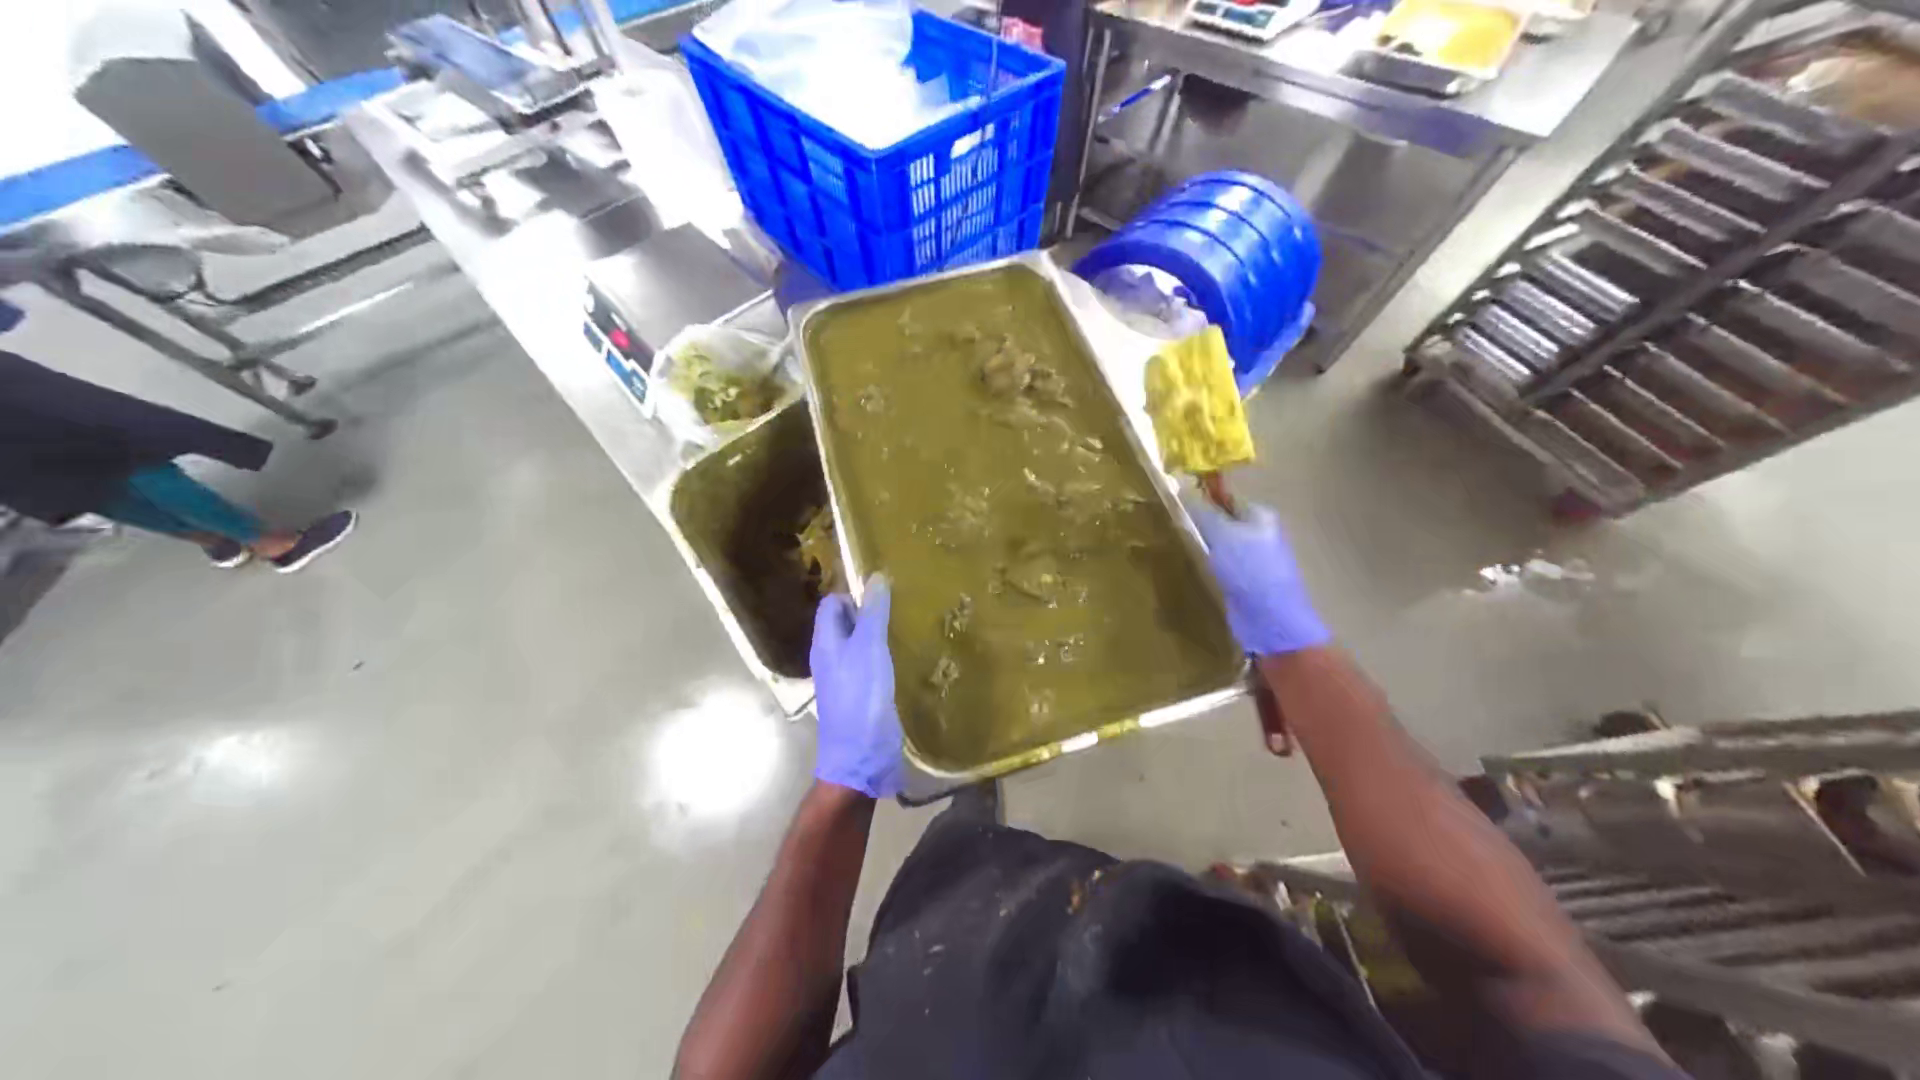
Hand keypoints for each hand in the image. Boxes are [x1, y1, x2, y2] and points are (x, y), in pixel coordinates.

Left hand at [809, 574, 904, 797]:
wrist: (861, 760)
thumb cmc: (861, 700)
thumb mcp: (869, 650)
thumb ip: (873, 614)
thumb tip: (876, 576)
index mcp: (826, 643)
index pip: (831, 604)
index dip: (853, 592)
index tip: (883, 588)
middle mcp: (832, 658)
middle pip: (847, 623)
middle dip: (870, 610)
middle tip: (902, 603)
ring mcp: (847, 679)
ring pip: (861, 645)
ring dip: (880, 634)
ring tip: (909, 624)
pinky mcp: (864, 697)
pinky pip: (872, 666)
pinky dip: (886, 656)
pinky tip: (907, 656)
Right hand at [1184, 497, 1329, 655]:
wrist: (1271, 619)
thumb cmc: (1248, 569)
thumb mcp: (1222, 534)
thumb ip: (1203, 511)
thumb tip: (1183, 487)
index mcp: (1261, 516)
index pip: (1228, 497)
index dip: (1203, 497)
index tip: (1176, 501)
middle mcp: (1261, 533)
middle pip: (1224, 520)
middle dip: (1202, 522)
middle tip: (1175, 523)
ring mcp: (1255, 559)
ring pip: (1222, 543)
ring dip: (1205, 544)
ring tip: (1182, 543)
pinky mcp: (1247, 581)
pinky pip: (1223, 564)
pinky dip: (1210, 563)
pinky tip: (1197, 567)